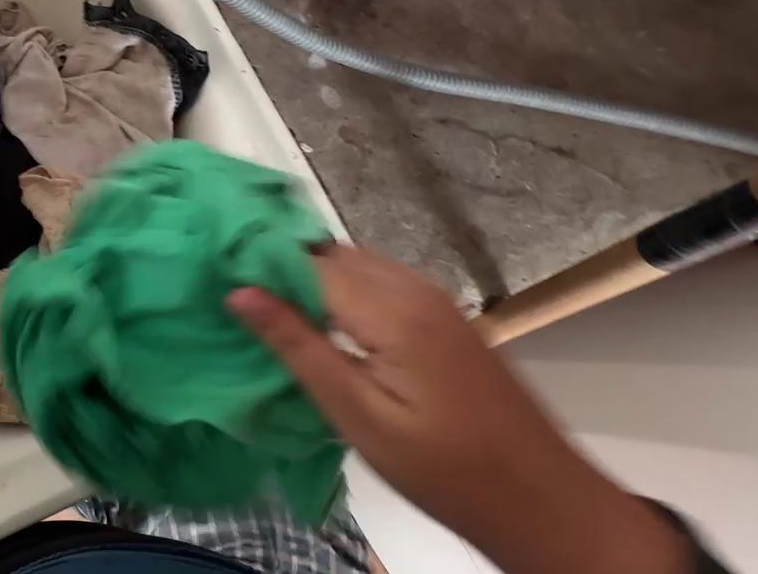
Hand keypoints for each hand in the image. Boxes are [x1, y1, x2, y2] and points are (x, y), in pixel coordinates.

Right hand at [228, 246, 691, 573]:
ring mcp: (432, 297)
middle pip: (326, 252)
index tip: (210, 271)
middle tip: (231, 289)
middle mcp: (412, 287)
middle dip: (277, 263)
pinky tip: (317, 317)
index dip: (255, 262)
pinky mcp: (441, 313)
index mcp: (391, 310)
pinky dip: (338, 286)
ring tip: (262, 301)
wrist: (547, 505)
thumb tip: (238, 291)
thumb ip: (297, 345)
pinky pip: (374, 279)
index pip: (302, 260)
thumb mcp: (358, 415)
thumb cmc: (445, 469)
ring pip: (349, 261)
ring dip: (307, 274)